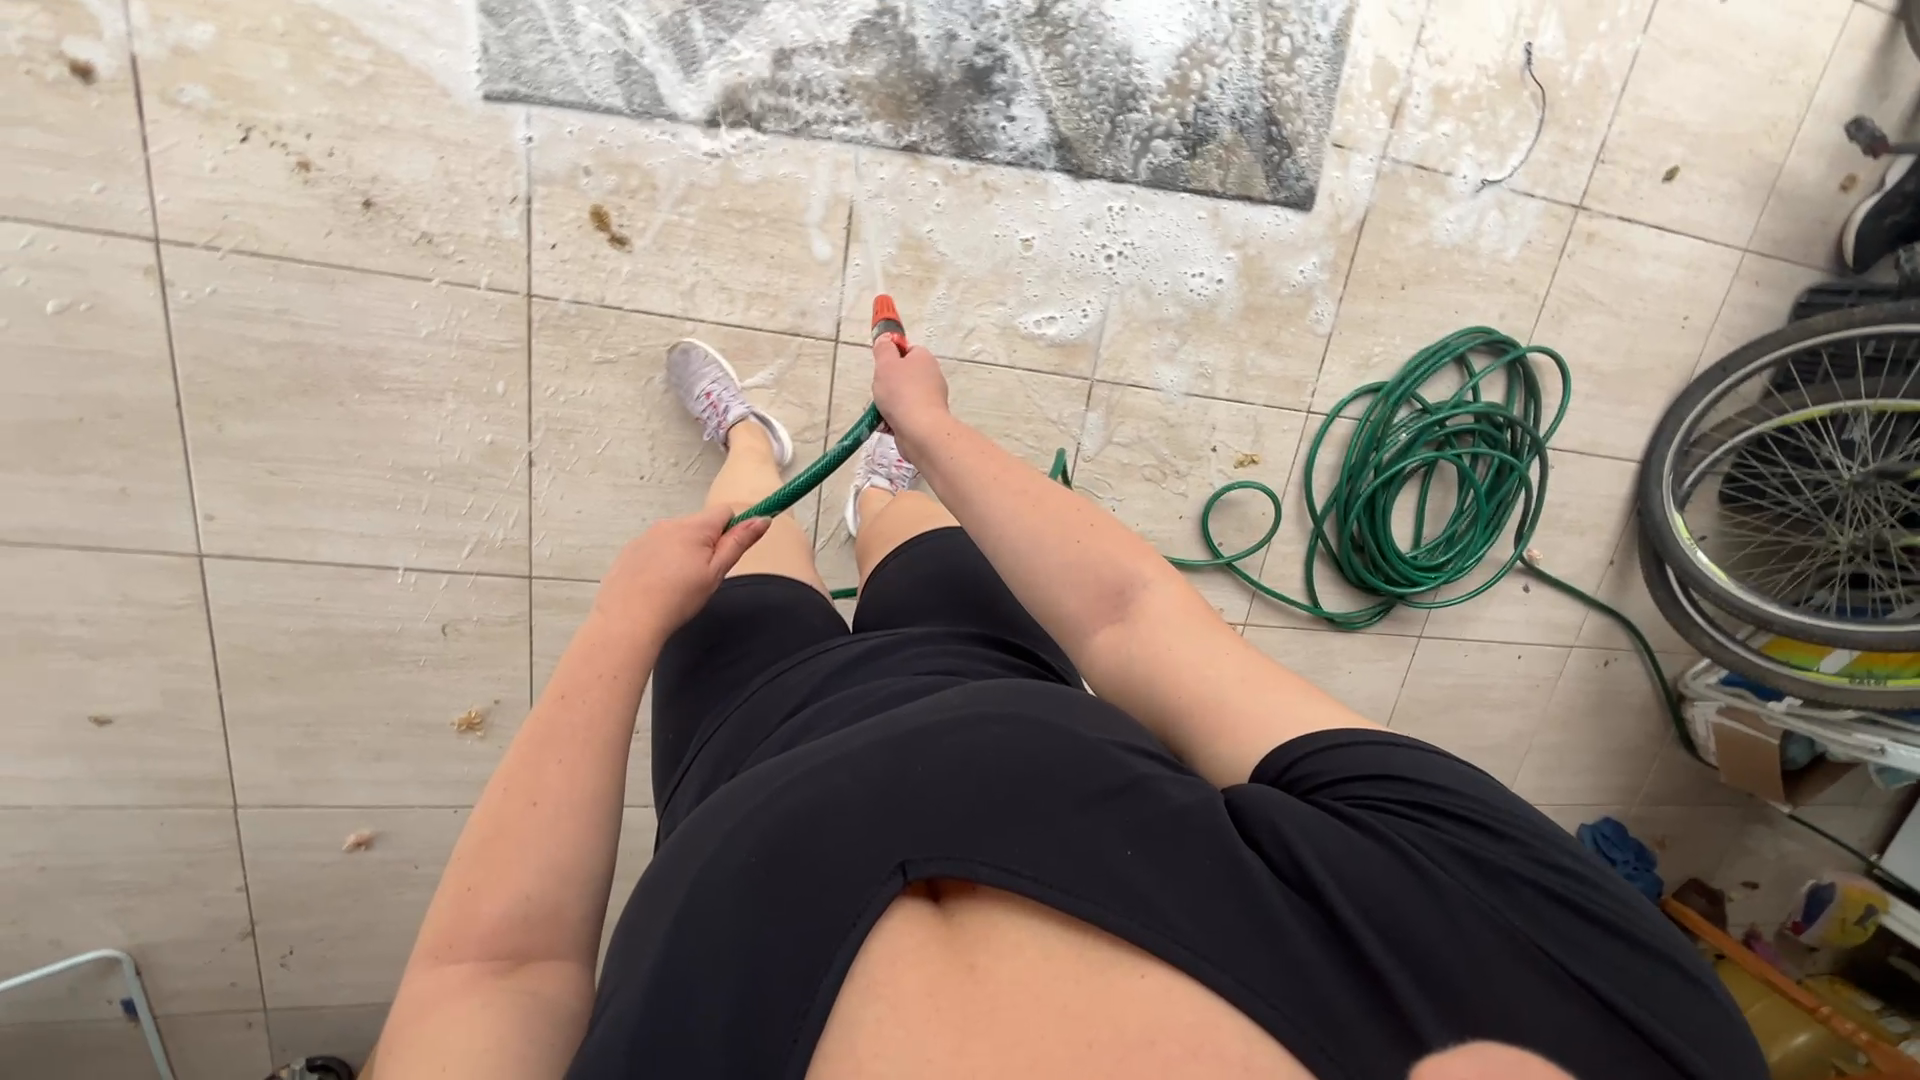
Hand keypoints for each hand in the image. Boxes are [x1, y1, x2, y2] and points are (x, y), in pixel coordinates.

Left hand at [593, 506, 769, 641]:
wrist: (628, 619)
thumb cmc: (677, 598)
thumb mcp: (717, 571)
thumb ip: (739, 542)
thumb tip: (763, 518)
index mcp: (694, 527)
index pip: (724, 512)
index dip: (732, 531)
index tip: (726, 555)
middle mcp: (669, 523)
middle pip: (700, 524)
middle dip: (707, 544)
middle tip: (703, 576)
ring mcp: (647, 535)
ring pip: (678, 536)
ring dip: (685, 552)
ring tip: (679, 584)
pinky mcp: (631, 549)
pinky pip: (657, 546)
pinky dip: (663, 560)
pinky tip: (659, 584)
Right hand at [872, 336, 950, 452]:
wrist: (920, 430)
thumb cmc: (901, 392)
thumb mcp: (886, 364)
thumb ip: (884, 349)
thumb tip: (886, 338)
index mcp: (924, 359)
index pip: (907, 350)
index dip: (892, 356)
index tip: (881, 367)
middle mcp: (931, 376)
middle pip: (902, 375)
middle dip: (886, 384)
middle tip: (879, 391)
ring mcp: (931, 399)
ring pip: (902, 397)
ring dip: (887, 404)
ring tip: (879, 411)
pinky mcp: (927, 418)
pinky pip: (905, 414)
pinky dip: (894, 418)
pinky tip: (885, 425)